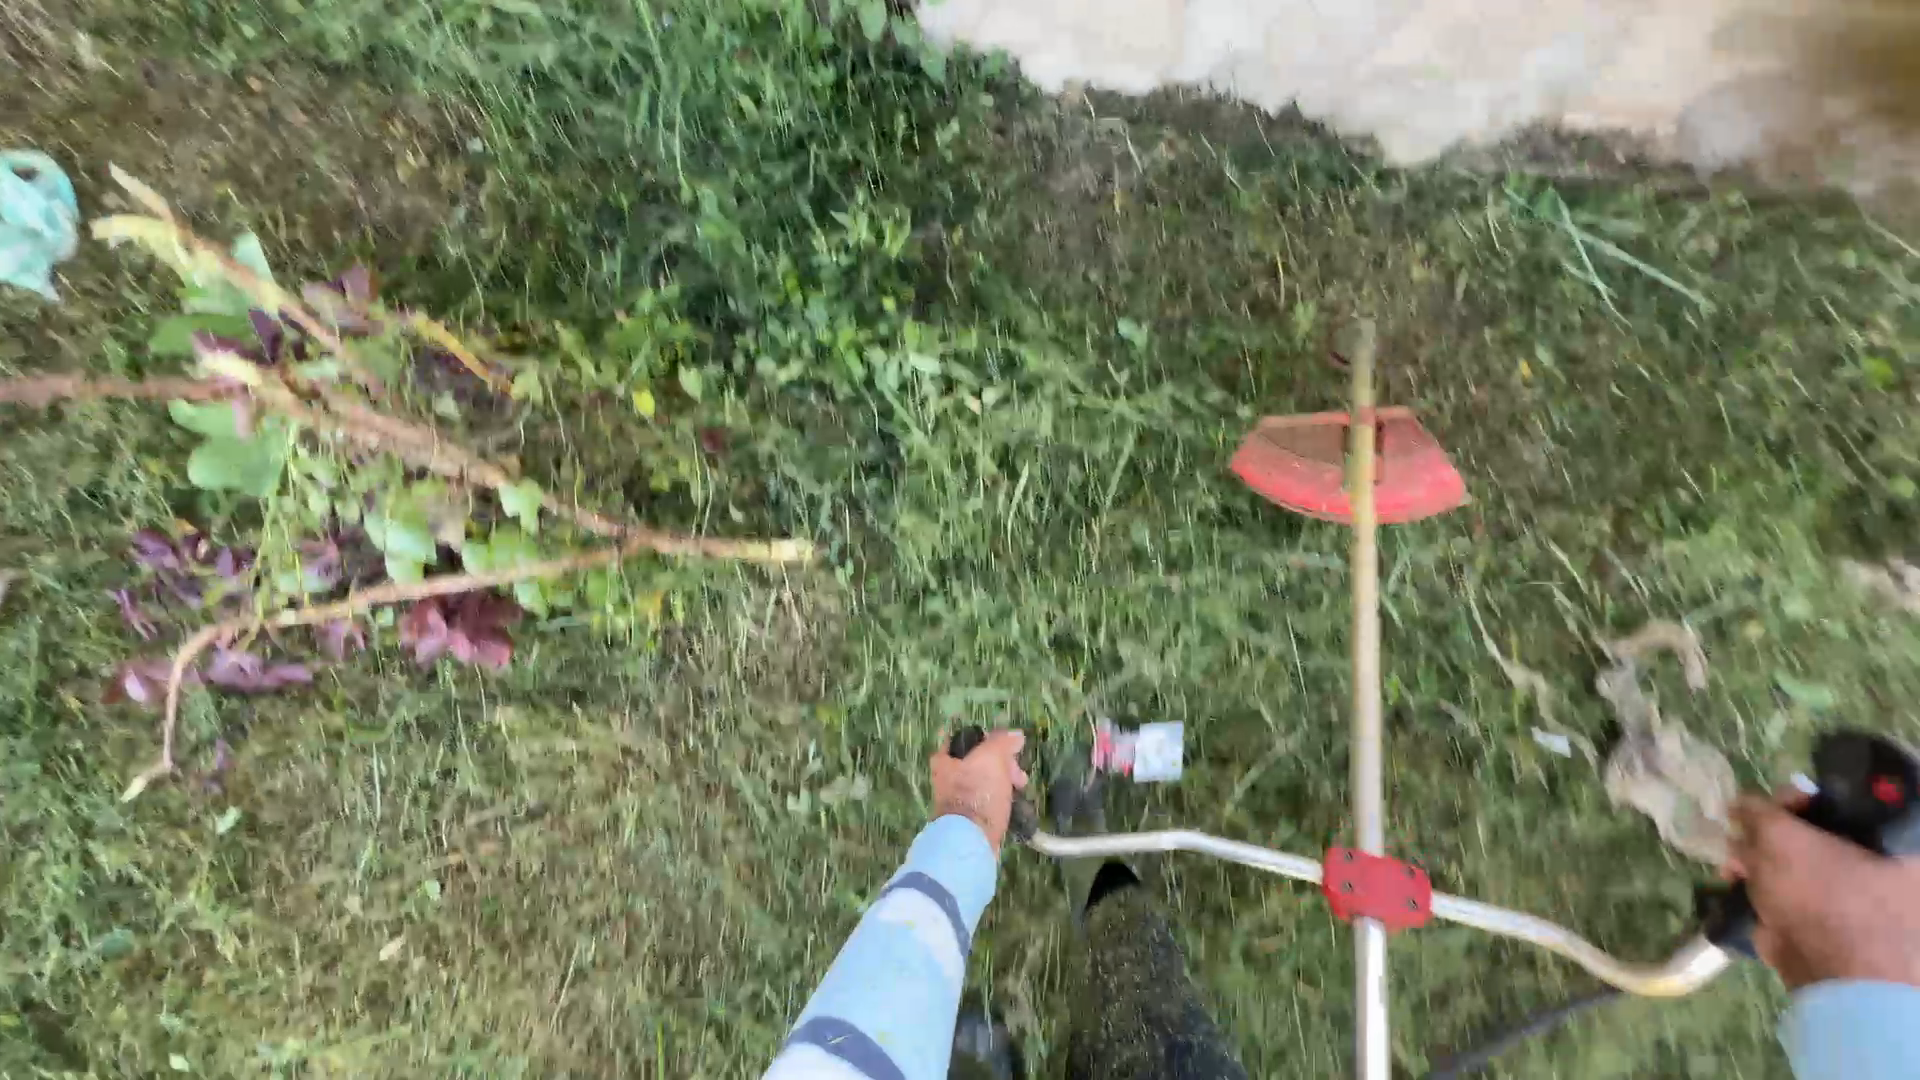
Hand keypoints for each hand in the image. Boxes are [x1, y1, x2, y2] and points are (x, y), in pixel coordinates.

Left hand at [930, 729, 1028, 854]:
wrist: (970, 839)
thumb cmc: (978, 792)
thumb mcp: (992, 757)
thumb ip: (1002, 741)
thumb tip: (1016, 735)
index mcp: (945, 757)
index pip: (968, 736)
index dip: (989, 738)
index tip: (1007, 747)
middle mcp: (946, 775)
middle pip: (979, 758)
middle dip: (1004, 762)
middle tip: (1018, 773)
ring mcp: (956, 796)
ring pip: (985, 778)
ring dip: (1005, 779)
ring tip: (1020, 787)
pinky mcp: (967, 814)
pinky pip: (986, 797)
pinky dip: (1000, 796)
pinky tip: (1012, 800)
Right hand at [1725, 793, 1919, 988]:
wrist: (1837, 972)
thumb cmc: (1824, 895)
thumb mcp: (1782, 837)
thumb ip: (1759, 810)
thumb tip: (1742, 800)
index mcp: (1896, 849)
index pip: (1845, 806)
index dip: (1803, 799)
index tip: (1774, 803)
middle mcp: (1885, 870)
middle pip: (1813, 832)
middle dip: (1768, 833)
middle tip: (1746, 835)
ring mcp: (1858, 897)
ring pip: (1794, 859)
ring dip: (1755, 857)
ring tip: (1735, 866)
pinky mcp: (1831, 917)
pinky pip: (1789, 885)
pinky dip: (1761, 881)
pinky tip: (1739, 881)